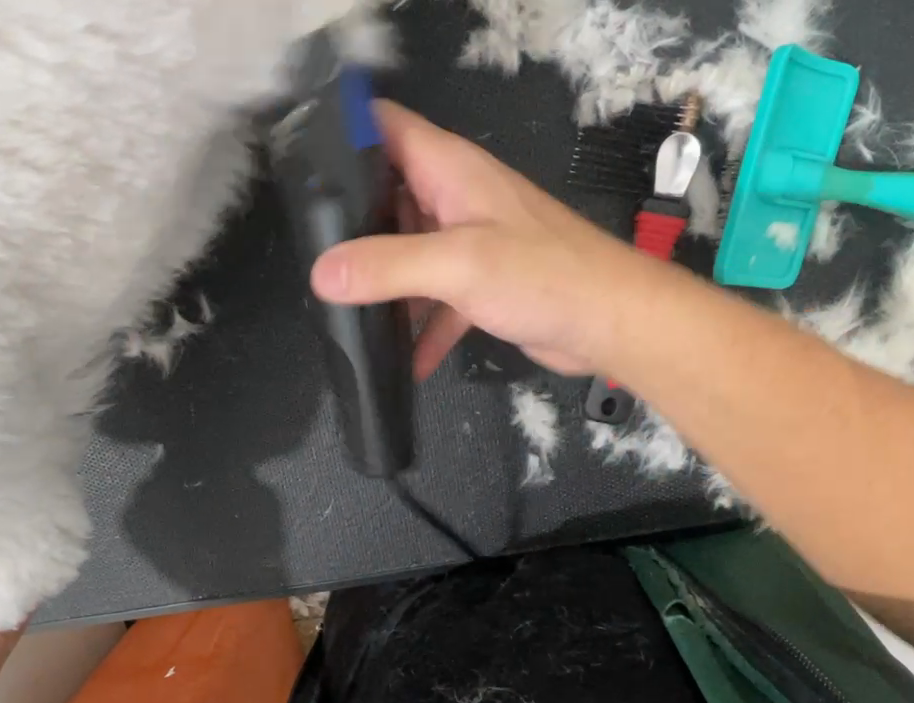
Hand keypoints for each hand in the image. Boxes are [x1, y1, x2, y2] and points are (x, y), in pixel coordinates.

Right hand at [310, 100, 691, 378]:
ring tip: (346, 315)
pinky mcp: (484, 286)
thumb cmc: (542, 276)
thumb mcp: (456, 265)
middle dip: (353, 228)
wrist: (610, 322)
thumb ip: (387, 267)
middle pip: (389, 198)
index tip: (302, 170)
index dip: (343, 136)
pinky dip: (423, 328)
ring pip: (411, 256)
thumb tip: (322, 275)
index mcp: (450, 170)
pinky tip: (406, 362)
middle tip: (314, 259)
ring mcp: (471, 243)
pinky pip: (438, 301)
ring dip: (385, 285)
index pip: (385, 128)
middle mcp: (457, 198)